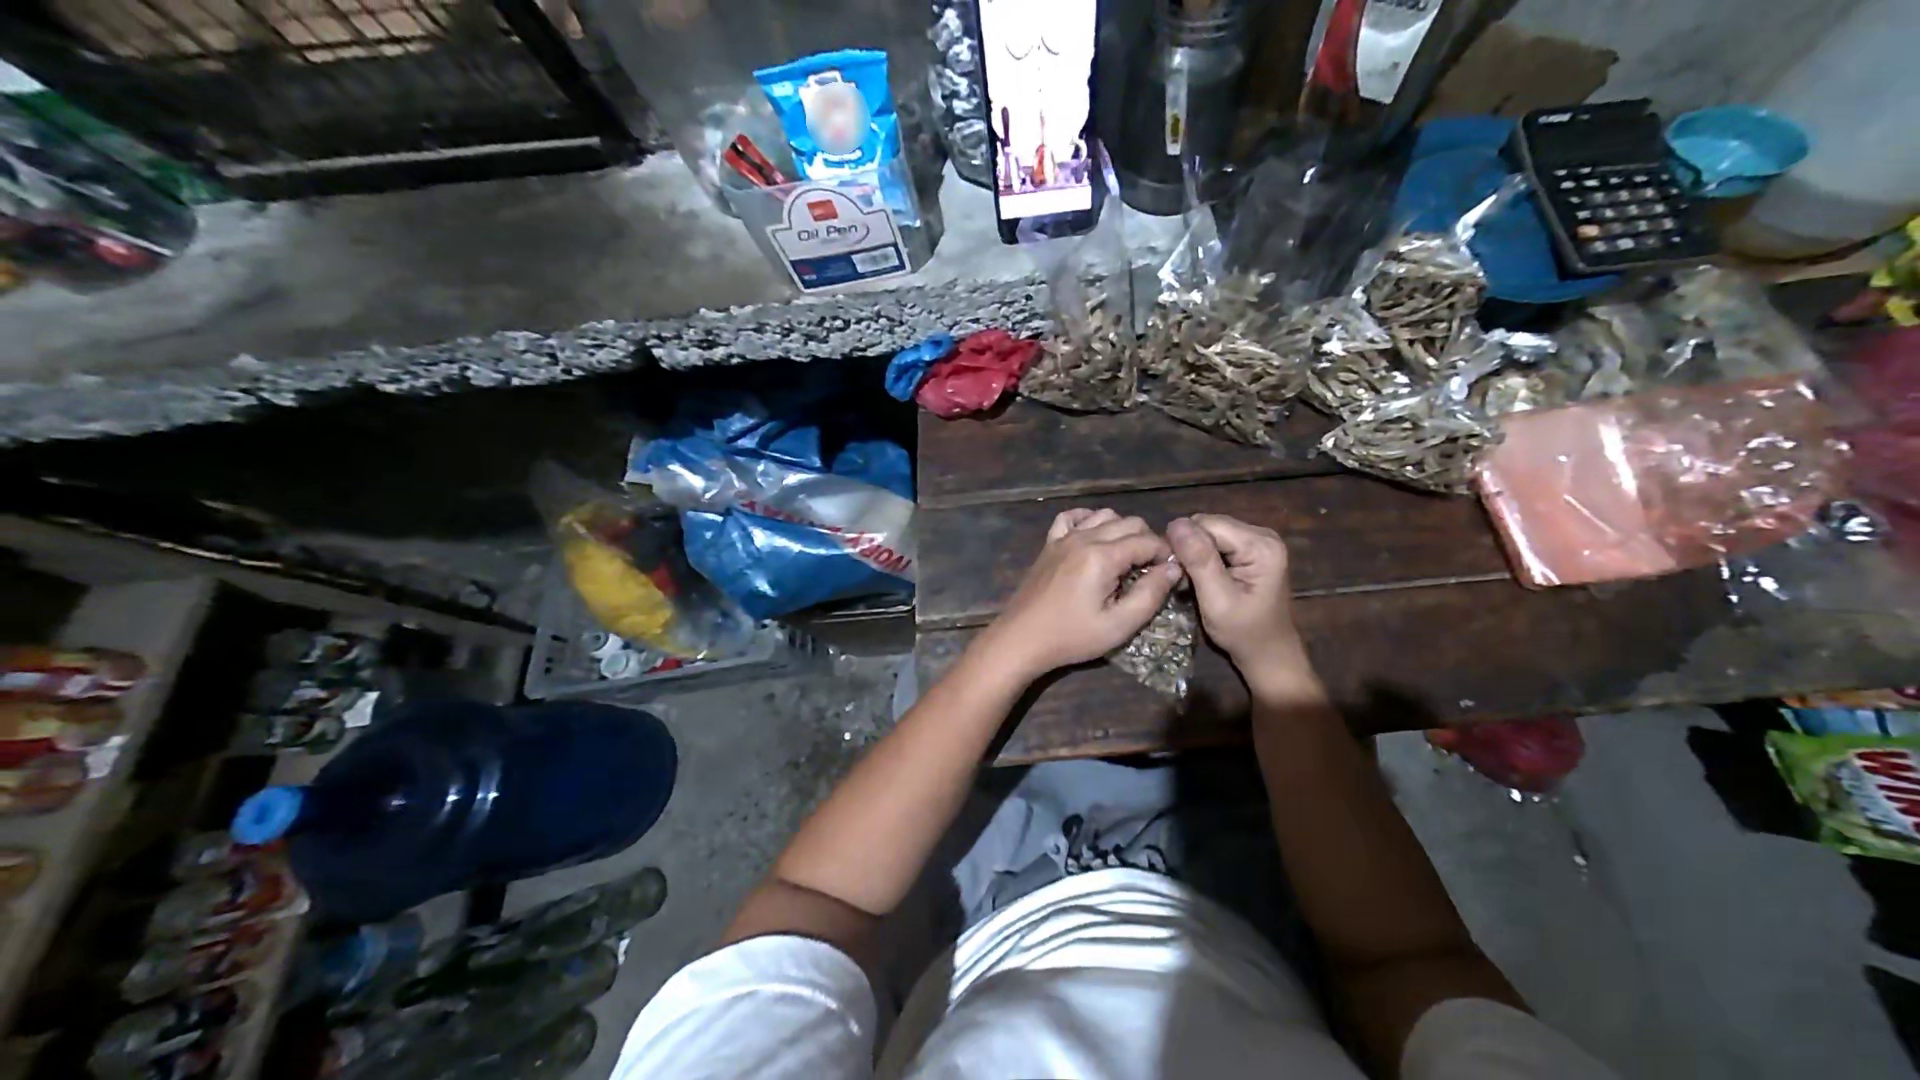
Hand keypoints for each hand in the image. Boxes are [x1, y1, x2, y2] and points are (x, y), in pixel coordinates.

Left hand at [973, 509, 1179, 683]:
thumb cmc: (1071, 637)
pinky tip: (1094, 538)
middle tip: (1149, 572)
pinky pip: (1071, 517)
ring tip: (1125, 560)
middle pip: (1130, 522)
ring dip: (1122, 531)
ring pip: (1104, 515)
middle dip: (1148, 542)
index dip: (1165, 556)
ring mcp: (1063, 538)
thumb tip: (1174, 568)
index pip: (1148, 540)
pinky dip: (1088, 521)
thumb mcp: (1118, 625)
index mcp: (1102, 556)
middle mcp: (1084, 538)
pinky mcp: (1049, 544)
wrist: (1021, 639)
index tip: (1169, 576)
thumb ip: (1150, 594)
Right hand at [1167, 515, 1318, 702]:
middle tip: (1183, 580)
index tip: (1176, 574)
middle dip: (1189, 548)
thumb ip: (1199, 560)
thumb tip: (1175, 523)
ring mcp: (1258, 540)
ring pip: (1208, 531)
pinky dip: (1202, 557)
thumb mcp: (1217, 600)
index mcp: (1261, 545)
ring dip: (1193, 553)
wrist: (1268, 653)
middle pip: (1208, 525)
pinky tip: (1201, 577)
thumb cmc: (1243, 633)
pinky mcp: (1251, 548)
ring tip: (1190, 581)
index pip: (1207, 524)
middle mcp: (1263, 534)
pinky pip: (1216, 541)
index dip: (1183, 543)